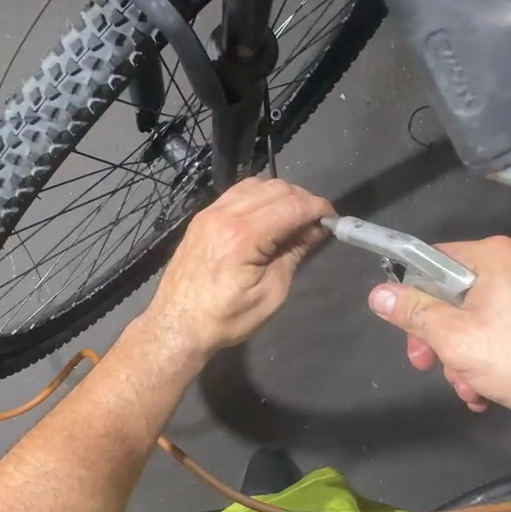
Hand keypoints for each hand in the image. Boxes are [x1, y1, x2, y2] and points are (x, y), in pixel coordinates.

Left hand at [138, 177, 334, 358]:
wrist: (177, 326)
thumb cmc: (226, 319)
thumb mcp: (271, 293)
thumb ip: (294, 254)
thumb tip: (316, 230)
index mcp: (243, 237)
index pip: (292, 205)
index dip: (318, 208)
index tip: (333, 220)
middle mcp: (224, 216)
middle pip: (276, 188)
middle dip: (302, 200)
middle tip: (314, 223)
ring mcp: (209, 214)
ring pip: (256, 185)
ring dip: (280, 196)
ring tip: (292, 220)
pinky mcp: (202, 218)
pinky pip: (236, 194)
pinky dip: (258, 198)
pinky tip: (267, 219)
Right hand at [365, 236, 510, 434]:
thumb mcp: (455, 338)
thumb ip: (413, 313)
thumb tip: (378, 293)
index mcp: (492, 257)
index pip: (430, 260)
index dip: (410, 294)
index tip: (403, 328)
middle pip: (451, 296)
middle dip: (436, 337)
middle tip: (428, 366)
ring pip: (474, 322)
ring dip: (460, 358)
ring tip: (469, 388)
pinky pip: (500, 334)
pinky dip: (487, 362)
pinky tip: (488, 391)